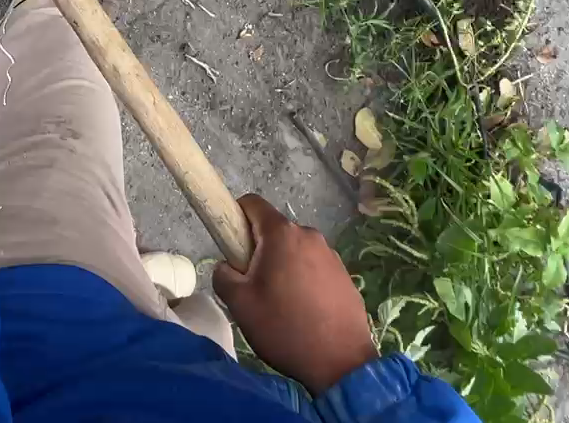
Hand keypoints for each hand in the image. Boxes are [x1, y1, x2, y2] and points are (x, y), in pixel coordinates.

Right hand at [214, 194, 375, 393]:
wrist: (342, 365)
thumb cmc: (285, 328)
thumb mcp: (240, 305)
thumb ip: (223, 276)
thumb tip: (228, 268)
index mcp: (281, 233)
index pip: (252, 203)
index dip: (236, 217)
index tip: (232, 245)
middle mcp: (309, 234)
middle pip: (274, 230)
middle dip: (260, 250)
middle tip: (255, 285)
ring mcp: (331, 254)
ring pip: (295, 249)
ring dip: (284, 266)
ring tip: (282, 304)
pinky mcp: (345, 275)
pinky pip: (315, 267)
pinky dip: (305, 280)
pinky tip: (305, 312)